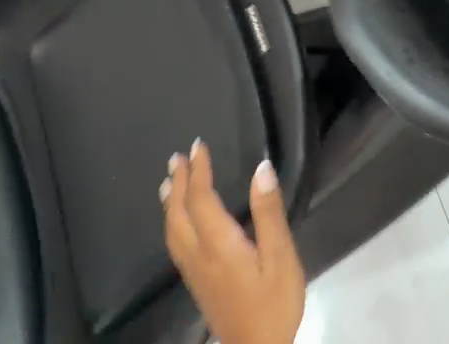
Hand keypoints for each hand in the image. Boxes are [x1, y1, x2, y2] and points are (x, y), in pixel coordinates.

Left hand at [160, 140, 305, 343]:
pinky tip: (179, 222)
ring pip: (173, 230)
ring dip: (170, 202)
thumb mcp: (281, 257)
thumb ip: (269, 213)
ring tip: (168, 182)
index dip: (199, 171)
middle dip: (178, 183)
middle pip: (180, 214)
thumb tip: (261, 169)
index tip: (200, 145)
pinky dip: (173, 222)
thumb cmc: (274, 303)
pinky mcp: (197, 284)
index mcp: (219, 244)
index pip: (201, 199)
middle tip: (178, 157)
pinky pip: (176, 243)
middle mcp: (199, 255)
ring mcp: (194, 272)